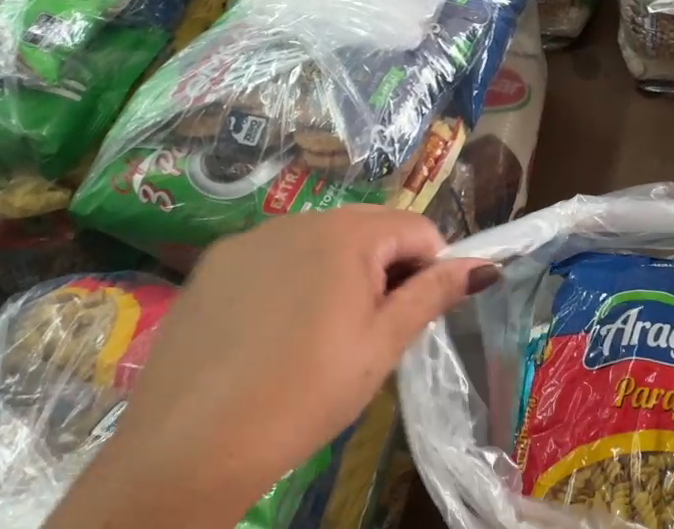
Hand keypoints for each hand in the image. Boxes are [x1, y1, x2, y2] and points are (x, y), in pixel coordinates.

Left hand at [49, 207, 499, 528]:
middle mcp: (298, 220)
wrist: (187, 452)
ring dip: (336, 274)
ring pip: (319, 243)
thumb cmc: (304, 393)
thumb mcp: (382, 345)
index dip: (428, 270)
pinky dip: (288, 284)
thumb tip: (486, 266)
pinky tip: (272, 337)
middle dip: (383, 269)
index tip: (410, 318)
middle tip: (367, 331)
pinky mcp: (211, 269)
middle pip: (369, 228)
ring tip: (318, 338)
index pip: (417, 229)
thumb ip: (433, 294)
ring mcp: (248, 242)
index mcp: (348, 233)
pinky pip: (272, 260)